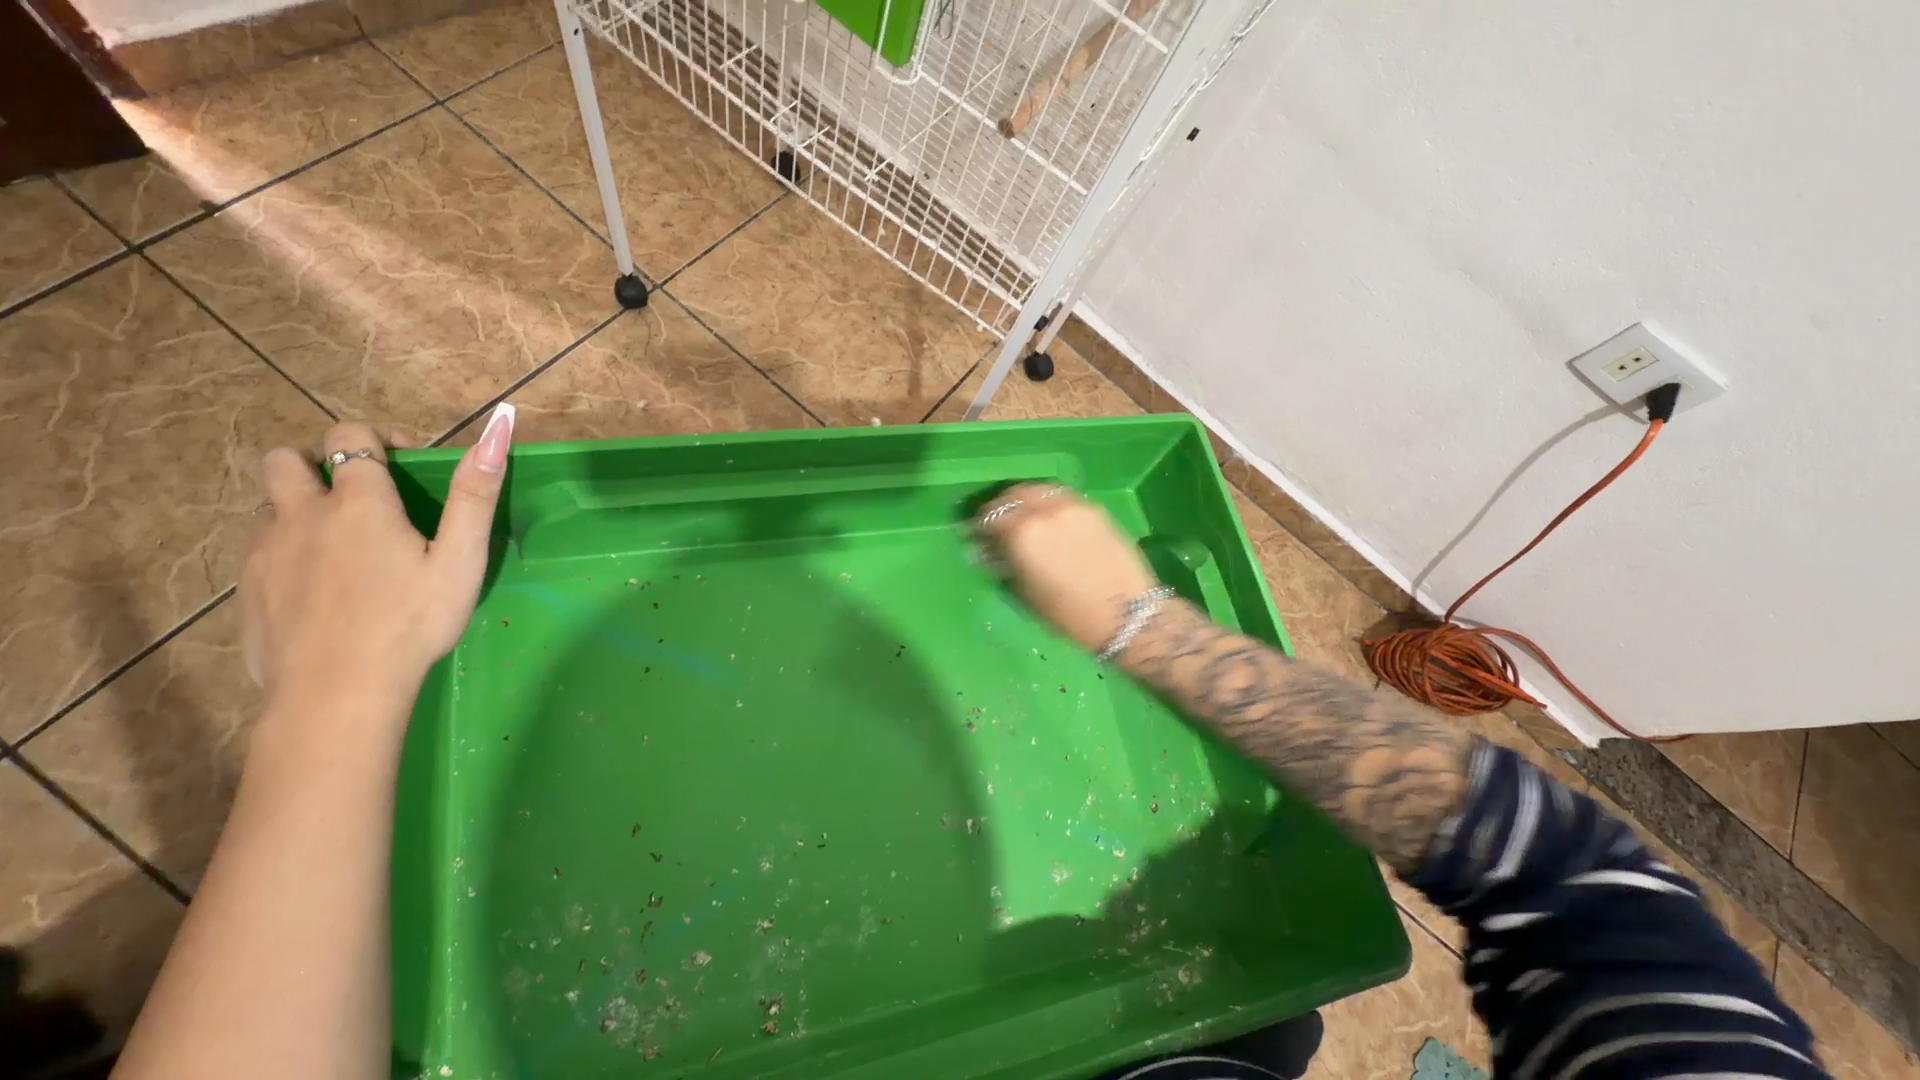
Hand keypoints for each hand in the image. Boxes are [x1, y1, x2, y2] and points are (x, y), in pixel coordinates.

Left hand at [239, 406, 515, 710]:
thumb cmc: (411, 623)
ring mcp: (267, 553)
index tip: (405, 461)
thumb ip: (475, 494)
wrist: (336, 693)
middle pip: (286, 460)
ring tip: (348, 553)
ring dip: (306, 513)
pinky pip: (266, 554)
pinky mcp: (249, 590)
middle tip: (360, 497)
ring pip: (275, 510)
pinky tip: (326, 594)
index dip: (377, 437)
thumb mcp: (460, 560)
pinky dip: (294, 556)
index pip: (350, 436)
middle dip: (318, 462)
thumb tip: (497, 428)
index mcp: (358, 503)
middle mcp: (303, 515)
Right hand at [975, 483, 1157, 653]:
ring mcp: (1072, 505)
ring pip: (1039, 490)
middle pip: (1014, 495)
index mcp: (1023, 533)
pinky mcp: (1094, 508)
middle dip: (1001, 506)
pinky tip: (1049, 518)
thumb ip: (1004, 565)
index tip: (975, 535)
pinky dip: (1049, 502)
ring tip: (1023, 516)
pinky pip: (1062, 496)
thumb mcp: (1027, 594)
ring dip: (1025, 499)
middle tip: (996, 521)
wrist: (1127, 614)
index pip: (991, 516)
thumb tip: (987, 552)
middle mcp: (1045, 510)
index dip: (979, 526)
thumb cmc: (1070, 614)